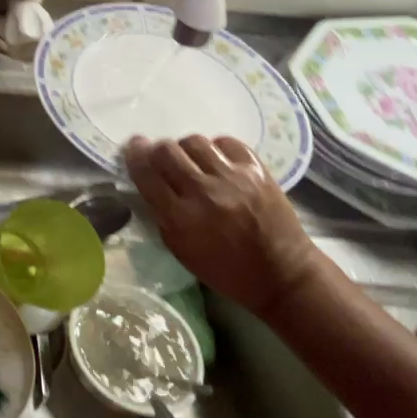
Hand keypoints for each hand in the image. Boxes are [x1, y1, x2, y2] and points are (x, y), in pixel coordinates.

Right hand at [121, 135, 325, 317]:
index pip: (146, 173)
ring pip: (195, 142)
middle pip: (166, 150)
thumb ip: (160, 214)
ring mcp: (233, 179)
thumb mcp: (180, 249)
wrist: (282, 275)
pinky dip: (217, 148)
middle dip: (157, 150)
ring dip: (186, 149)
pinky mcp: (258, 172)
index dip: (134, 156)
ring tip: (192, 161)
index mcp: (181, 217)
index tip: (133, 148)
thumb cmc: (225, 270)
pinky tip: (218, 161)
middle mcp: (204, 193)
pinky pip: (227, 143)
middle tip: (161, 157)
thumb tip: (149, 183)